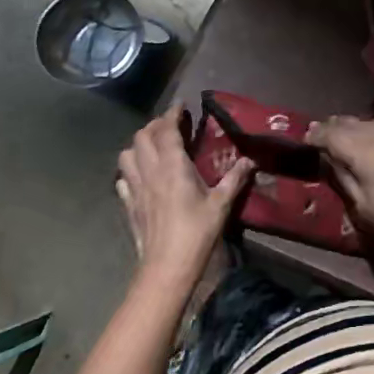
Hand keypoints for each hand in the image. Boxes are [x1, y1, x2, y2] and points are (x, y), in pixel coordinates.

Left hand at [116, 108, 253, 285]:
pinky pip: (122, 179)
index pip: (167, 130)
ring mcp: (135, 188)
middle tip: (170, 125)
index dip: (172, 114)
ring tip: (152, 147)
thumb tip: (250, 160)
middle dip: (155, 125)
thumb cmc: (196, 233)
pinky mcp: (128, 204)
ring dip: (138, 145)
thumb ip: (235, 179)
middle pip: (142, 136)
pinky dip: (129, 170)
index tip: (180, 106)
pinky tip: (139, 176)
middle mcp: (150, 170)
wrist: (166, 267)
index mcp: (173, 166)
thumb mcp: (221, 205)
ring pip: (127, 154)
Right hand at [306, 116, 373, 253]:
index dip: (315, 136)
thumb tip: (328, 156)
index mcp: (364, 150)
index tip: (305, 139)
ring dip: (351, 128)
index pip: (331, 134)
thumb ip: (341, 173)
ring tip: (342, 138)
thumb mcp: (360, 202)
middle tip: (318, 136)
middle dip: (331, 129)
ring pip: (366, 122)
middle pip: (347, 123)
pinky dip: (370, 131)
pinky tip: (368, 142)